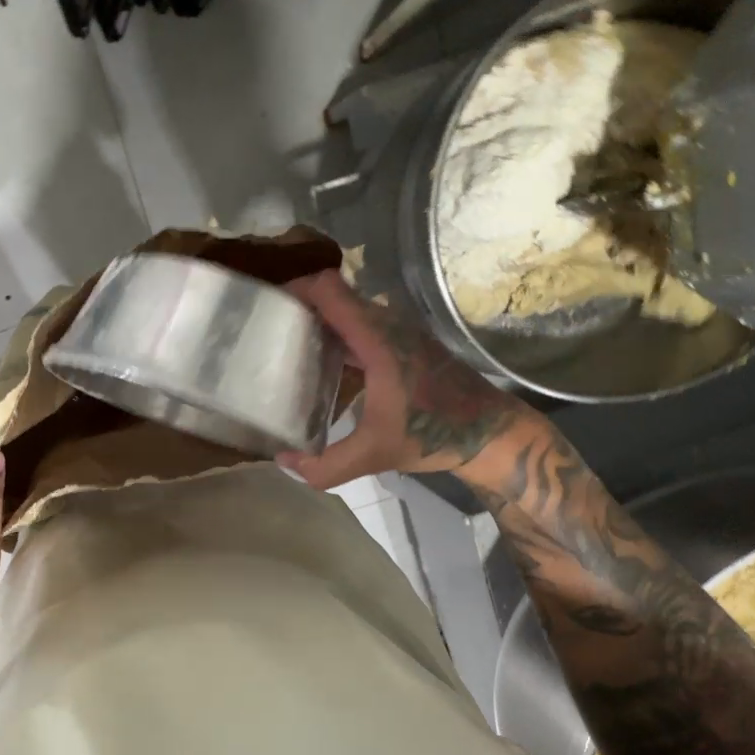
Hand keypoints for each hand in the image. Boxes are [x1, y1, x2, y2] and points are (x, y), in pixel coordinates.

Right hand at [275, 270, 529, 487]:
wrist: (487, 433)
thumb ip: (323, 466)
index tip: (266, 304)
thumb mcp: (372, 456)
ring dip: (318, 319)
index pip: (331, 291)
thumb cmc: (433, 437)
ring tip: (286, 345)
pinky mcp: (405, 343)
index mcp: (378, 341)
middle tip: (266, 330)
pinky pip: (361, 325)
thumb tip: (282, 460)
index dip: (297, 288)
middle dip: (300, 305)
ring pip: (349, 309)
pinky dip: (336, 333)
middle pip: (336, 296)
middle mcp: (388, 326)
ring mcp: (399, 332)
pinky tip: (321, 362)